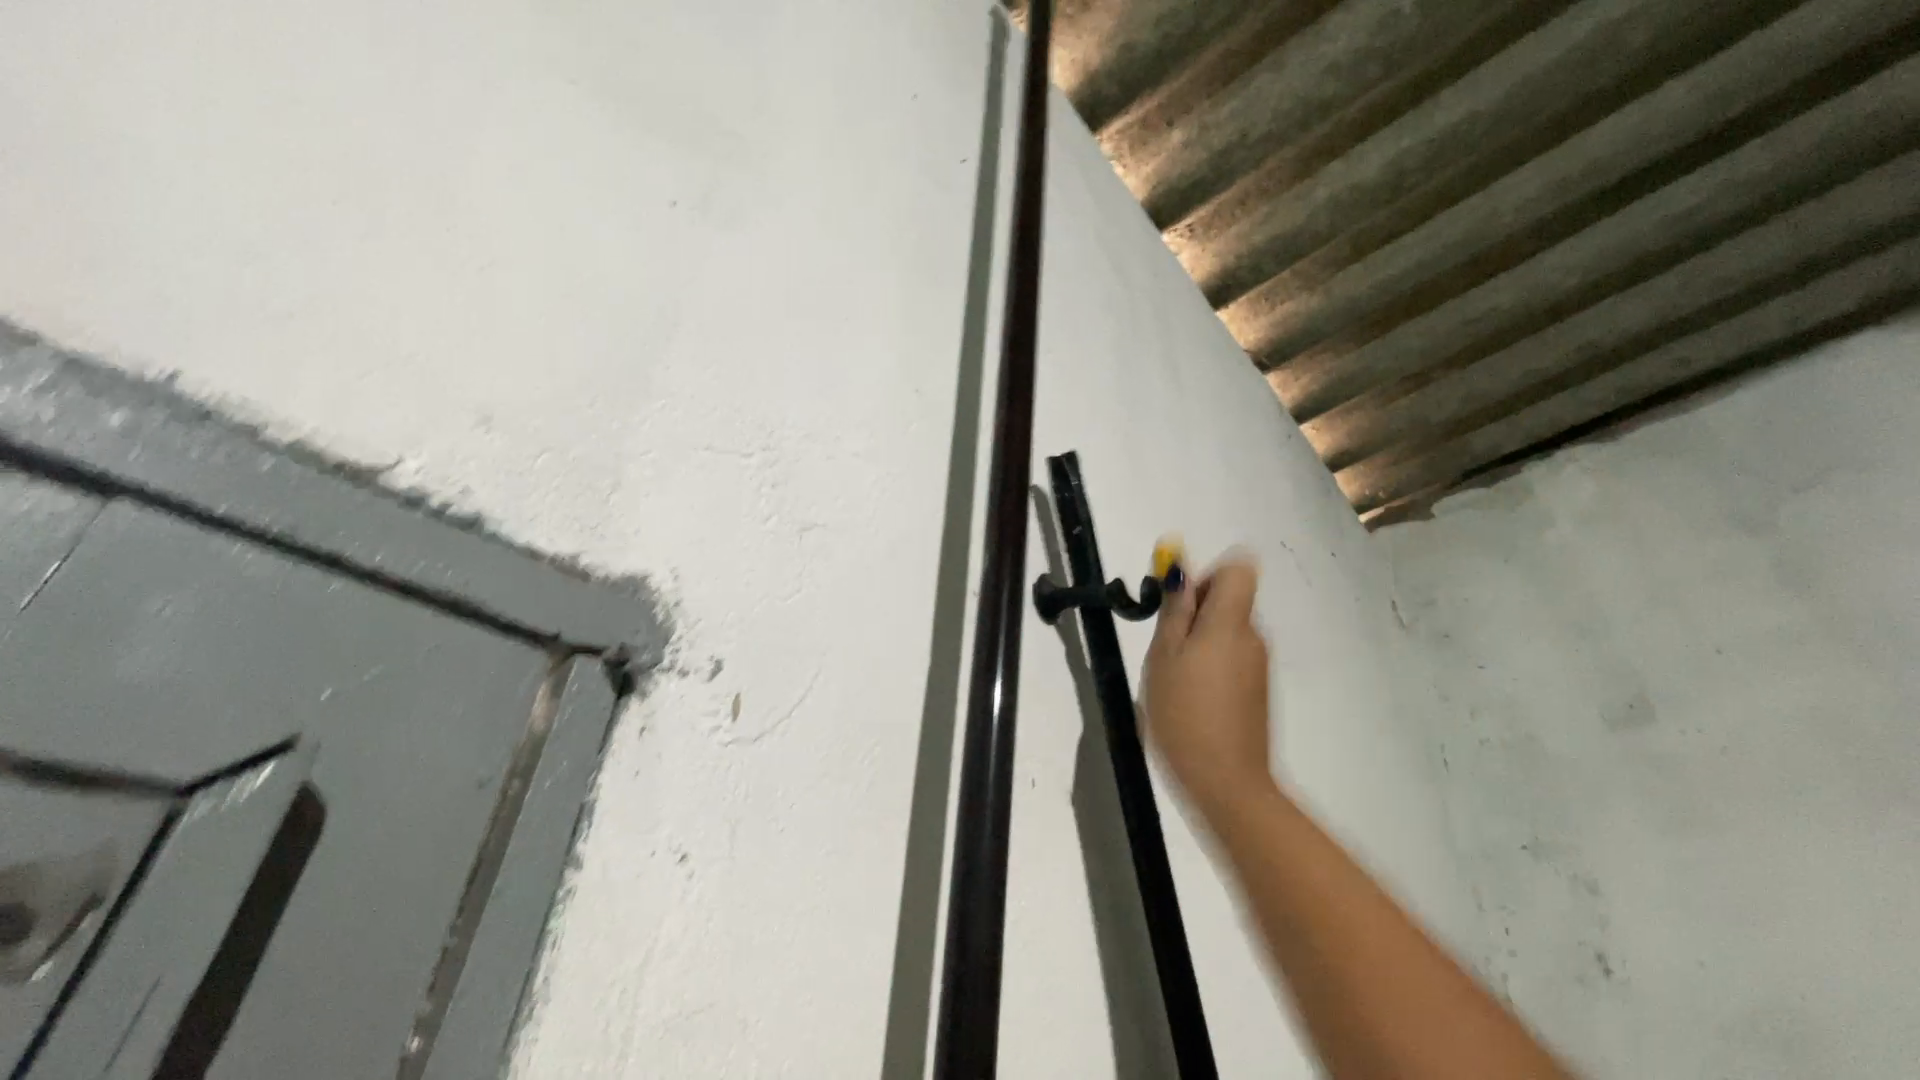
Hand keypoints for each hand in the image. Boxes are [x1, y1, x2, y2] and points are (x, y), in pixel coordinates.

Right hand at [1142, 552, 1274, 817]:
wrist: (1226, 782)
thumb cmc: (1183, 715)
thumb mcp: (1163, 659)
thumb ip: (1175, 612)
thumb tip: (1181, 573)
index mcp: (1230, 623)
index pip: (1238, 570)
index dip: (1207, 577)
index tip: (1180, 605)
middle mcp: (1253, 637)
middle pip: (1230, 602)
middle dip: (1195, 616)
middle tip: (1164, 651)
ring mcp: (1259, 667)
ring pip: (1227, 634)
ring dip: (1199, 646)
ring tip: (1173, 683)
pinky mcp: (1258, 692)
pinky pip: (1232, 661)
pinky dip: (1210, 669)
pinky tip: (1191, 703)